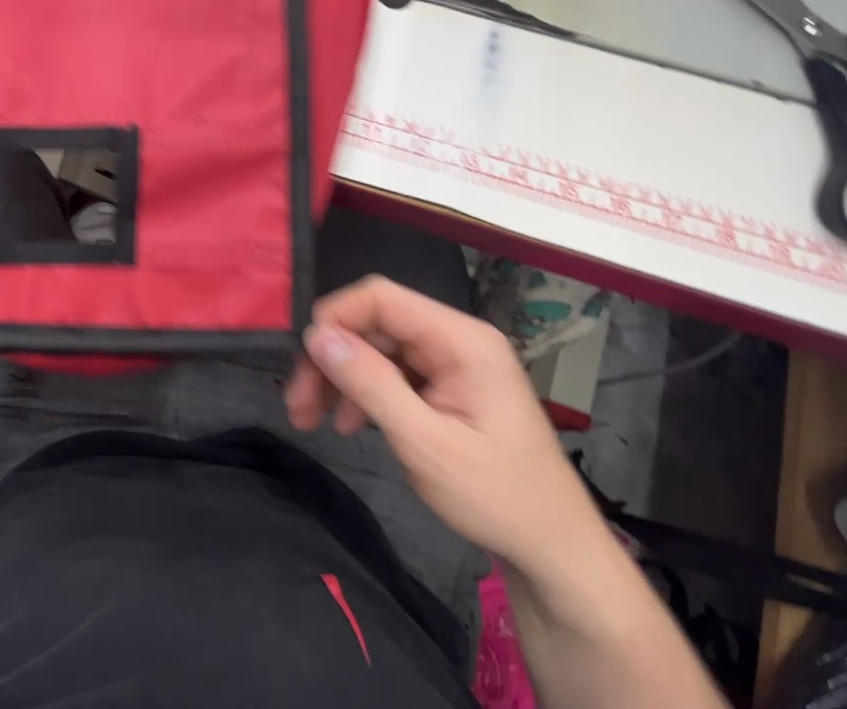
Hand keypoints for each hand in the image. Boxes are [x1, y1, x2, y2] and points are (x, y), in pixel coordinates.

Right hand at [284, 275, 603, 570]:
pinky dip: (359, 395)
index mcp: (461, 342)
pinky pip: (387, 375)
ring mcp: (449, 365)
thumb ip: (370, 384)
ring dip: (337, 380)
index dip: (334, 319)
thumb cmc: (496, 496)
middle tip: (296, 402)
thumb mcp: (425, 443)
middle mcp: (454, 342)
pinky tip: (344, 425)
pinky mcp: (443, 387)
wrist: (551, 547)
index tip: (302, 361)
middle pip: (371, 326)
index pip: (380, 298)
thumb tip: (315, 335)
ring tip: (308, 419)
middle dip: (329, 359)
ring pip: (373, 350)